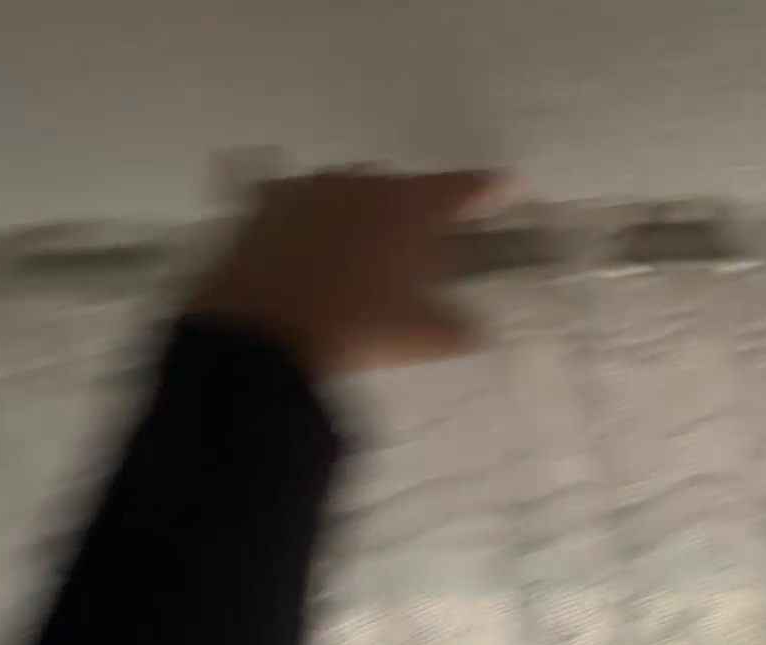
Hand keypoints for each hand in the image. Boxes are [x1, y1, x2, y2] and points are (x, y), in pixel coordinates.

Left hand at [183, 162, 506, 378]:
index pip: (459, 190)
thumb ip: (463, 326)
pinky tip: (307, 220)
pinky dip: (307, 208)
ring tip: (375, 239)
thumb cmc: (362, 327)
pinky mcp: (258, 208)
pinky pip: (288, 193)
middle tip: (434, 236)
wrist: (264, 335)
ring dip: (368, 208)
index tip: (507, 185)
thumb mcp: (431, 337)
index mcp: (408, 208)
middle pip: (402, 186)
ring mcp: (303, 190)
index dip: (488, 189)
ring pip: (349, 189)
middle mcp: (358, 186)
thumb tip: (477, 327)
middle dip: (421, 206)